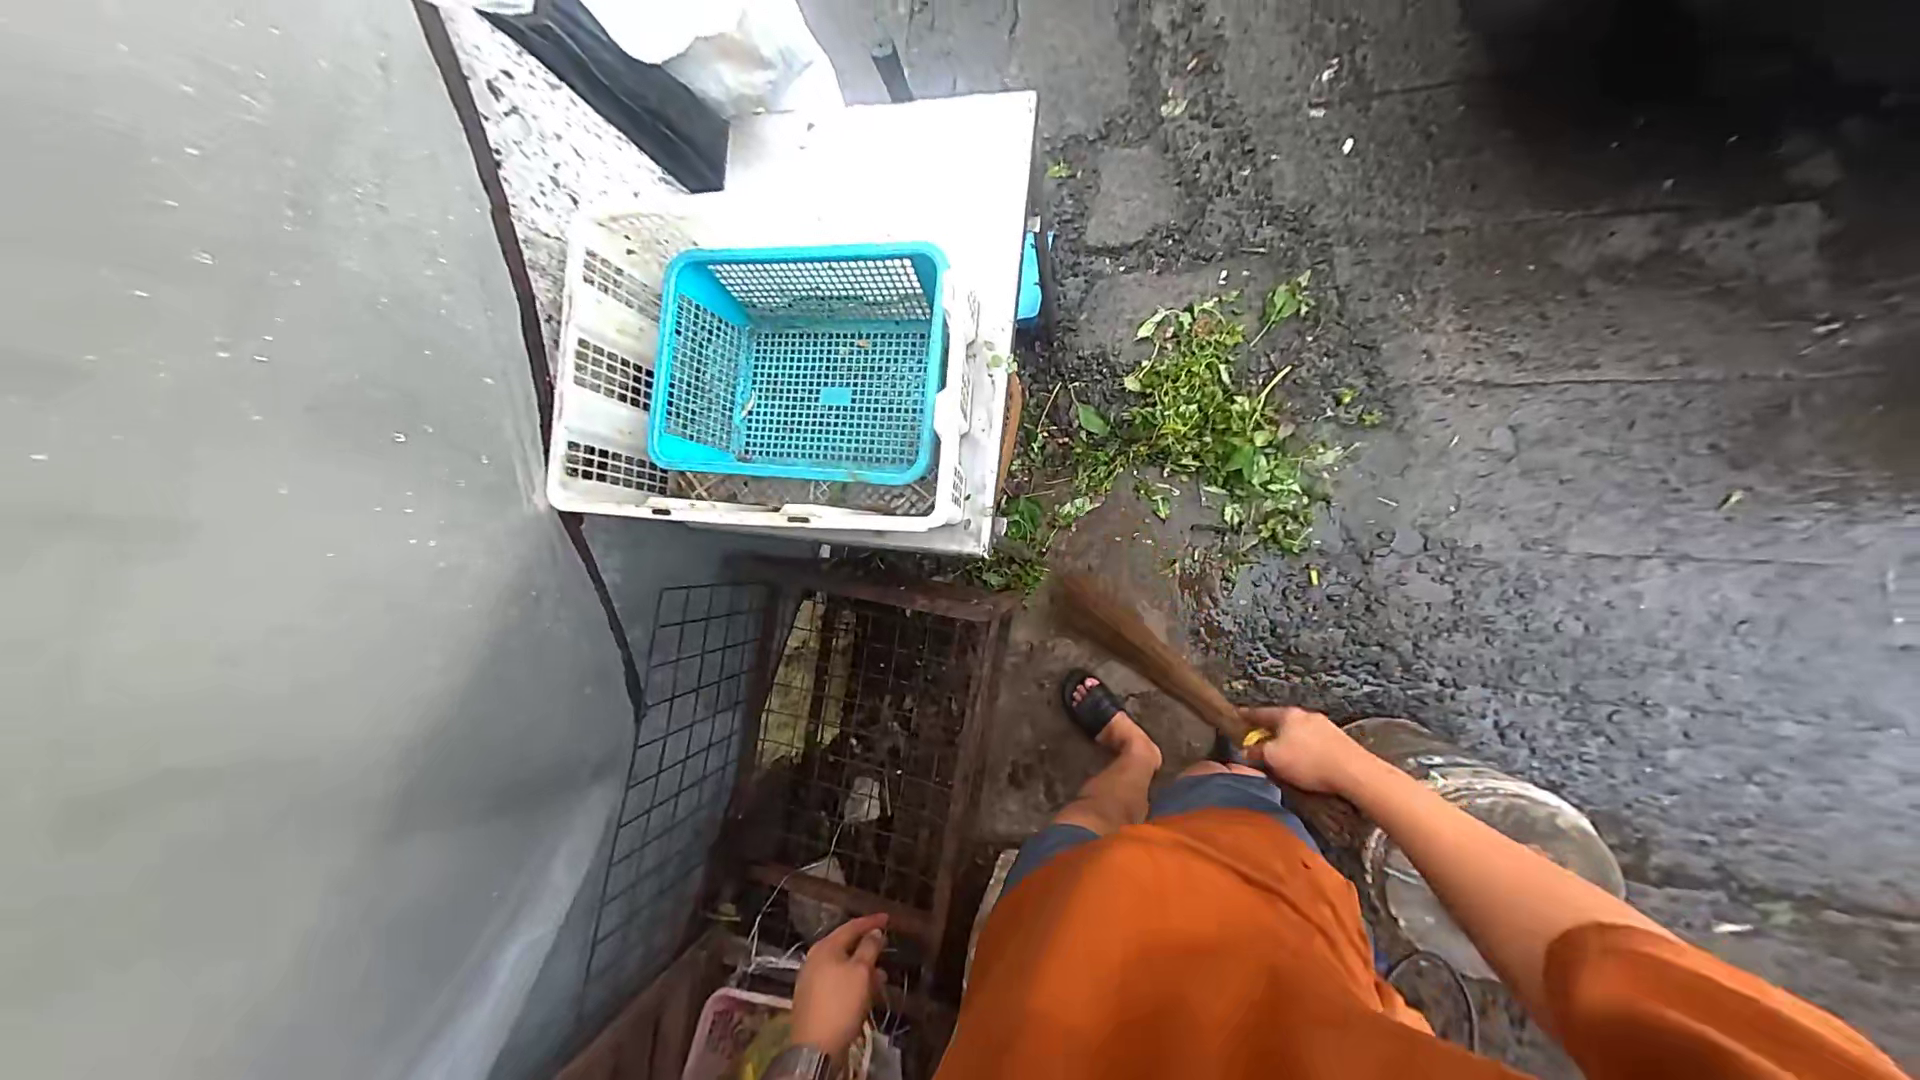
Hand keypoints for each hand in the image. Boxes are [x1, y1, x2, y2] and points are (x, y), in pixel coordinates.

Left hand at [790, 913, 887, 1056]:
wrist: (815, 1049)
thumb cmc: (841, 1003)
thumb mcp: (861, 972)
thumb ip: (869, 947)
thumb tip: (874, 931)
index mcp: (825, 947)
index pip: (851, 926)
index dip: (871, 921)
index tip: (888, 918)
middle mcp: (814, 959)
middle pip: (845, 946)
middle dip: (867, 947)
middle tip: (884, 946)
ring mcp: (811, 980)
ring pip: (842, 966)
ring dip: (862, 969)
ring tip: (881, 977)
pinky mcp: (812, 1000)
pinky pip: (836, 982)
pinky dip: (852, 983)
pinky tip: (864, 994)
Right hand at [1238, 705, 1371, 794]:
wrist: (1355, 774)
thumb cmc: (1310, 762)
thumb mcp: (1273, 759)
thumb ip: (1256, 752)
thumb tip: (1246, 751)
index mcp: (1287, 714)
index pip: (1260, 712)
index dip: (1245, 716)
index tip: (1236, 716)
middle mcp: (1306, 716)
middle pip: (1280, 722)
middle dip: (1269, 732)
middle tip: (1259, 742)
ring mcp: (1325, 727)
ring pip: (1298, 732)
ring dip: (1289, 742)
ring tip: (1283, 757)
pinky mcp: (1339, 742)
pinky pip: (1314, 743)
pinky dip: (1305, 750)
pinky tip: (1305, 764)